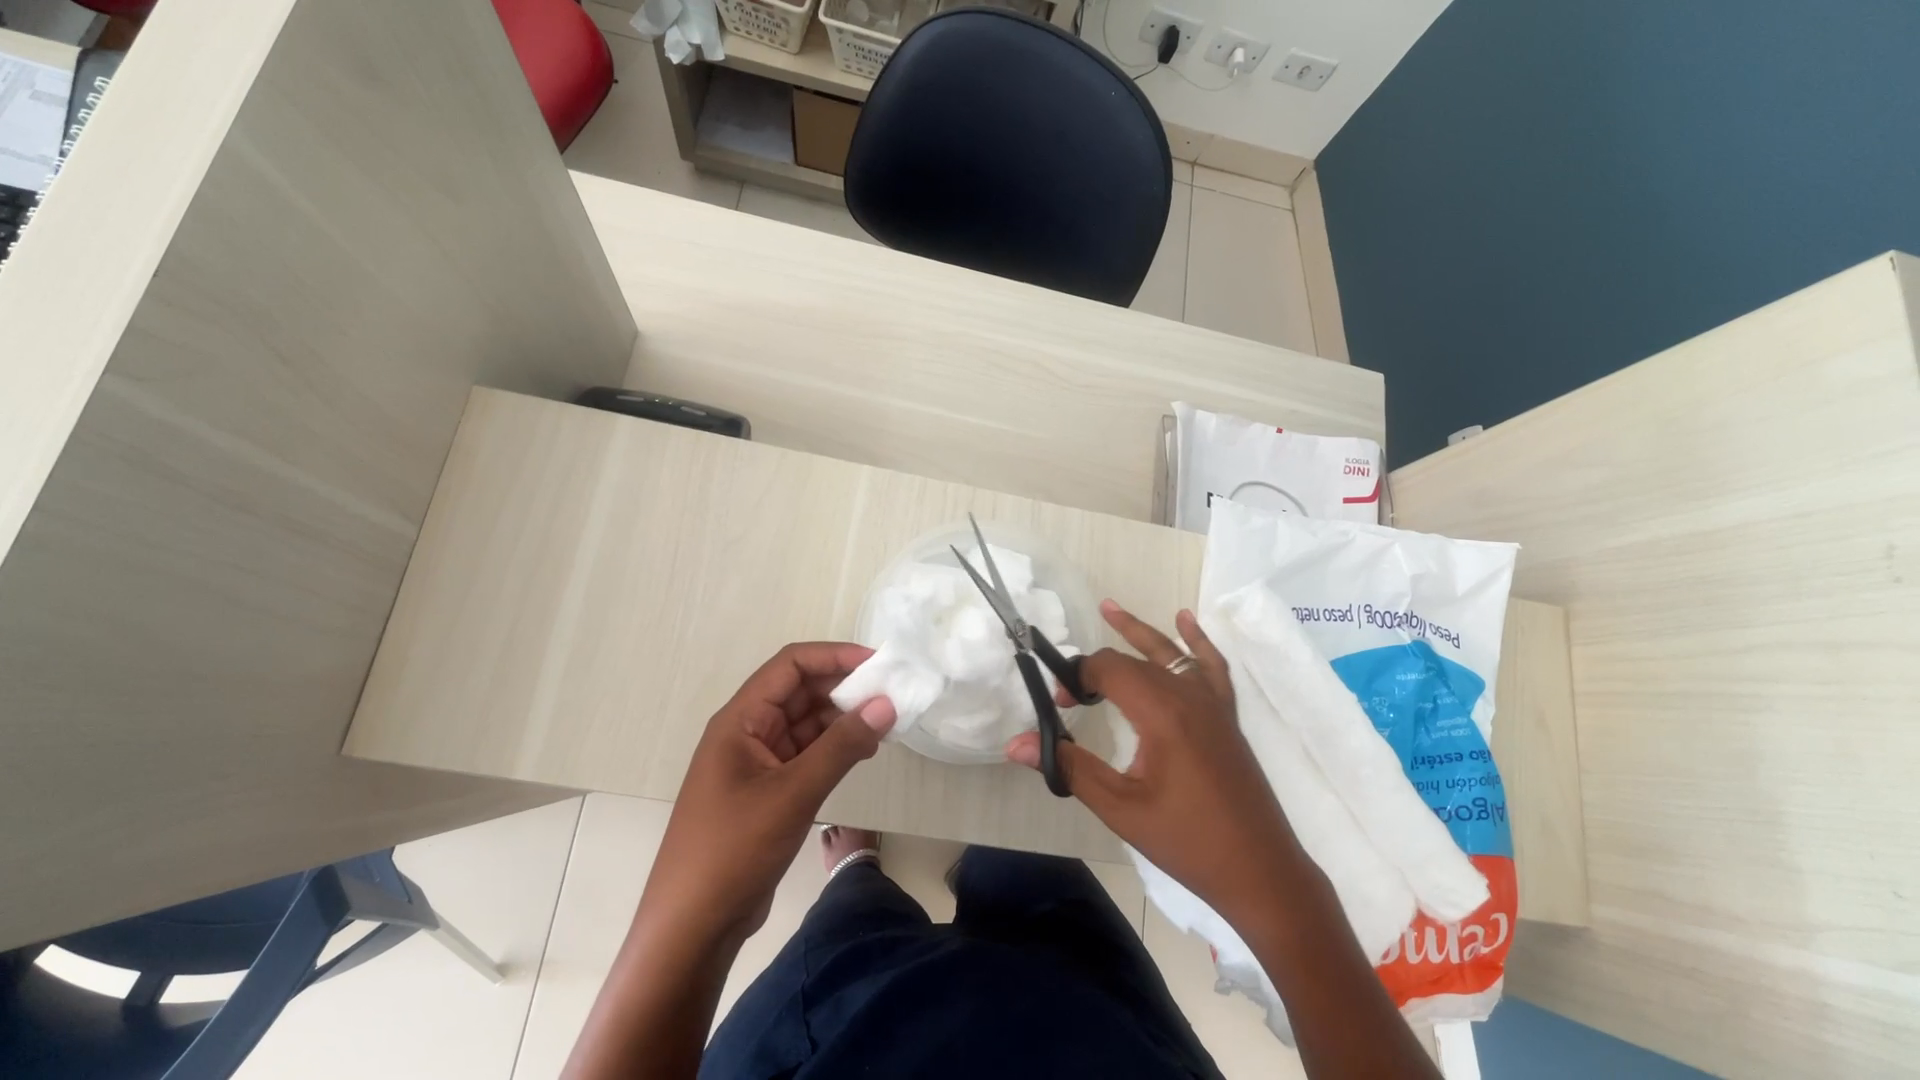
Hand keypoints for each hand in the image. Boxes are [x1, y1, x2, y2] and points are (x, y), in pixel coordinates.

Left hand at [640, 643, 895, 945]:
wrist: (693, 924)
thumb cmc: (734, 849)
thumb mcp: (793, 794)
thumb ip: (841, 746)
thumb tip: (886, 704)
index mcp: (740, 720)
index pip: (790, 666)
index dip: (834, 656)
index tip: (880, 664)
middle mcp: (747, 733)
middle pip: (799, 692)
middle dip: (844, 688)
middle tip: (893, 696)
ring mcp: (756, 763)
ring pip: (806, 724)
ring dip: (842, 720)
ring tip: (886, 726)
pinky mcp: (768, 792)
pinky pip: (806, 755)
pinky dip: (835, 749)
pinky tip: (865, 753)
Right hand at [1006, 601, 1302, 921]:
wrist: (1259, 870)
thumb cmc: (1186, 840)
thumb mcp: (1120, 807)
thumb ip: (1070, 767)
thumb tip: (1015, 745)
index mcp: (1162, 713)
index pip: (1110, 668)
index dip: (1077, 677)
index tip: (1058, 705)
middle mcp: (1190, 696)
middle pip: (1134, 660)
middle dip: (1096, 669)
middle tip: (1068, 694)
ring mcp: (1214, 704)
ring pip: (1171, 654)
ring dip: (1139, 632)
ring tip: (1109, 608)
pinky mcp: (1227, 718)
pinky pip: (1211, 666)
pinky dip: (1196, 641)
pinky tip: (1186, 623)